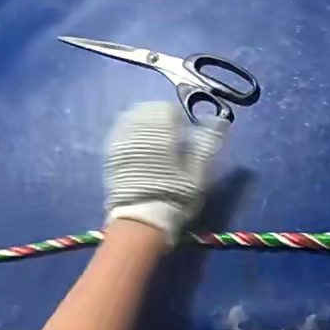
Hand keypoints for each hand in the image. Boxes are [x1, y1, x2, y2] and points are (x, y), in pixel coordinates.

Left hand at [104, 102, 224, 243]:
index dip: (177, 118)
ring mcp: (123, 141)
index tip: (182, 131)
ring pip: (132, 120)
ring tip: (152, 142)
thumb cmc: (176, 195)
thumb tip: (217, 124)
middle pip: (148, 112)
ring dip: (143, 126)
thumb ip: (205, 145)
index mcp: (162, 131)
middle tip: (167, 135)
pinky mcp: (111, 154)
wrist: (143, 219)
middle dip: (159, 120)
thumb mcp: (198, 172)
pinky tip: (136, 148)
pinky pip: (119, 135)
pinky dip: (129, 136)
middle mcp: (140, 131)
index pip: (168, 110)